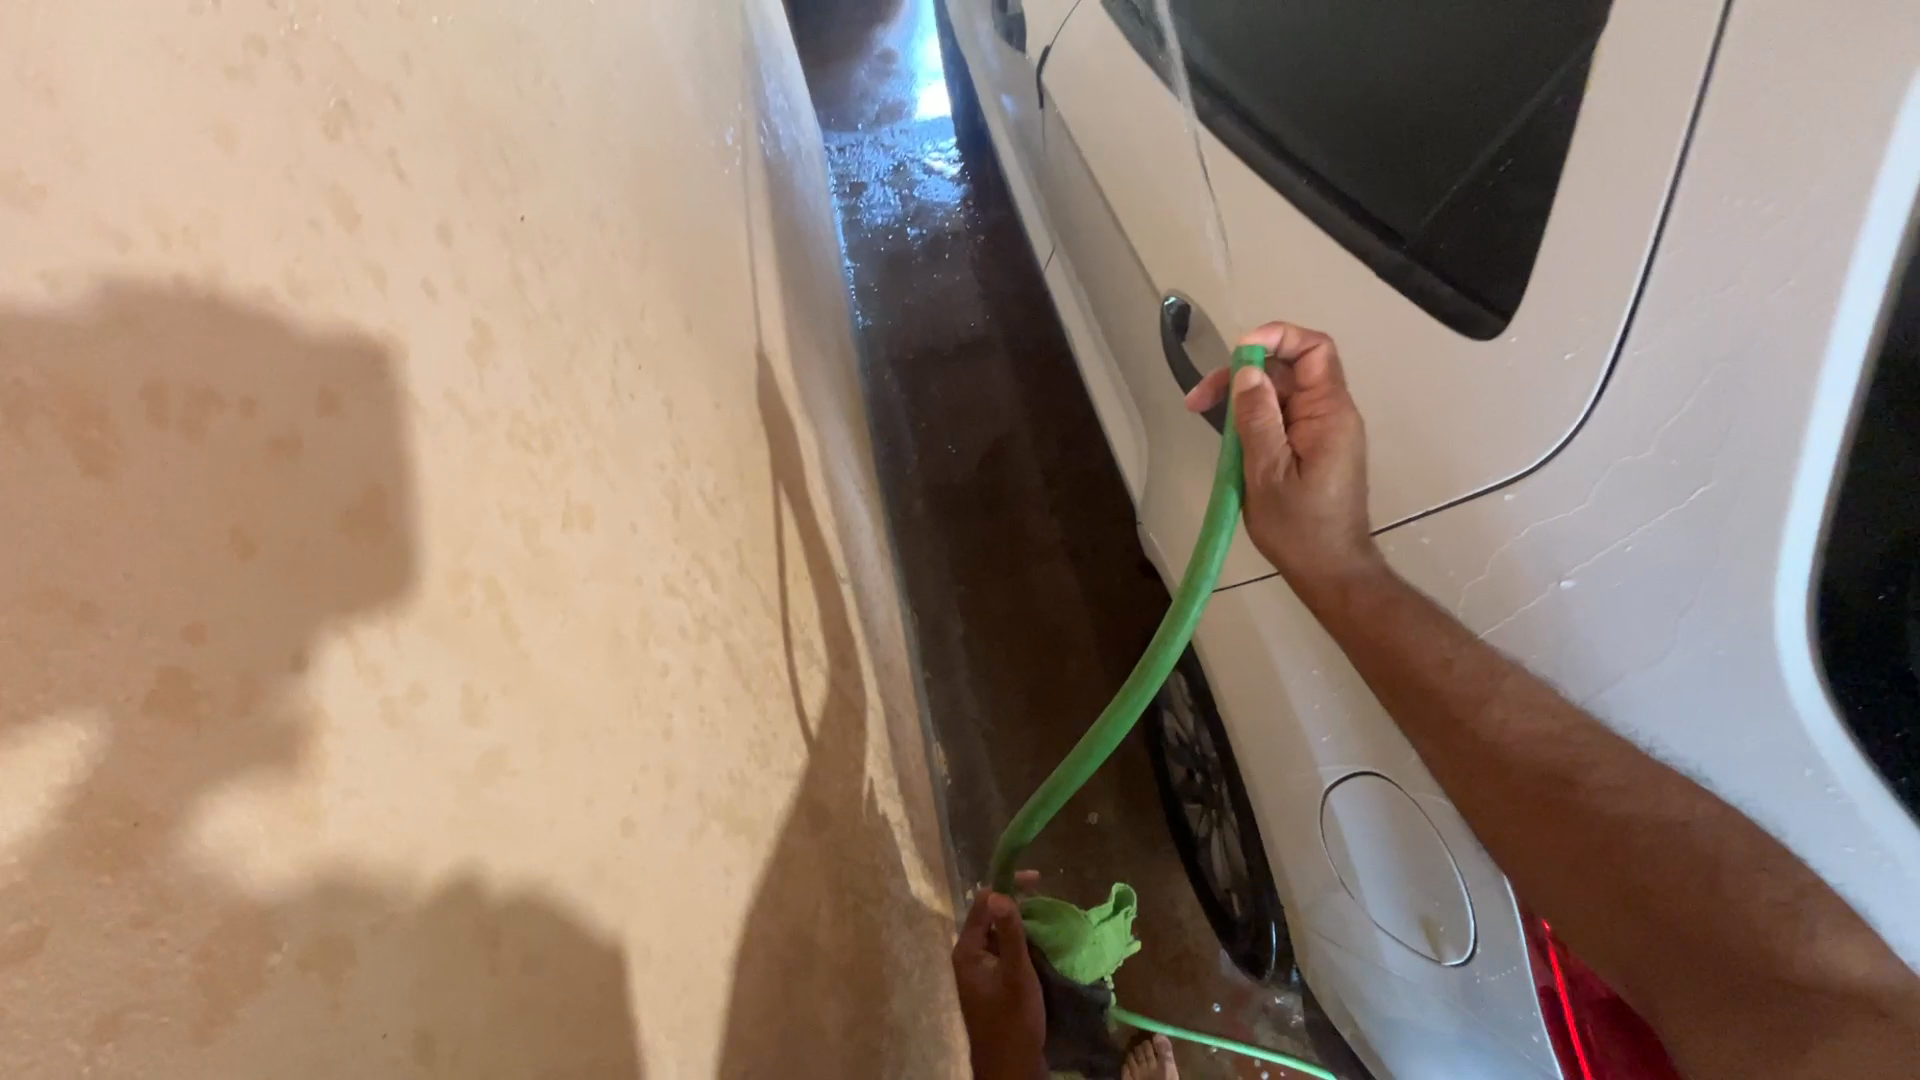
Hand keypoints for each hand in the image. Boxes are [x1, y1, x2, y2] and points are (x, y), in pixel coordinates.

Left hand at [951, 888, 1045, 1079]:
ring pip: (998, 933)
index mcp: (967, 950)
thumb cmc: (1013, 1021)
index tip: (1037, 879)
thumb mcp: (1016, 974)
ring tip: (1046, 916)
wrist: (1010, 1070)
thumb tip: (1000, 892)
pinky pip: (1004, 950)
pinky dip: (1020, 941)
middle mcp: (969, 955)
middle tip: (1045, 898)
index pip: (983, 902)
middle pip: (989, 916)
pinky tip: (1040, 942)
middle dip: (1015, 903)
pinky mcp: (992, 983)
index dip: (1007, 885)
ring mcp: (980, 970)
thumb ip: (1010, 933)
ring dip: (1019, 922)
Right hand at [1186, 322, 1380, 592]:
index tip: (1236, 353)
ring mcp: (1321, 433)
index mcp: (1329, 413)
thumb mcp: (1268, 472)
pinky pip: (1280, 420)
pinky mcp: (1310, 450)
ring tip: (1201, 416)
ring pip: (1279, 396)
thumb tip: (1248, 371)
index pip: (1313, 349)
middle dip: (1240, 376)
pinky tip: (1226, 439)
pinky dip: (1250, 421)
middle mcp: (1330, 414)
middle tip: (1196, 400)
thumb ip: (1258, 418)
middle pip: (1287, 372)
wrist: (1329, 570)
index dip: (1277, 337)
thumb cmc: (1299, 528)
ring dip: (1240, 401)